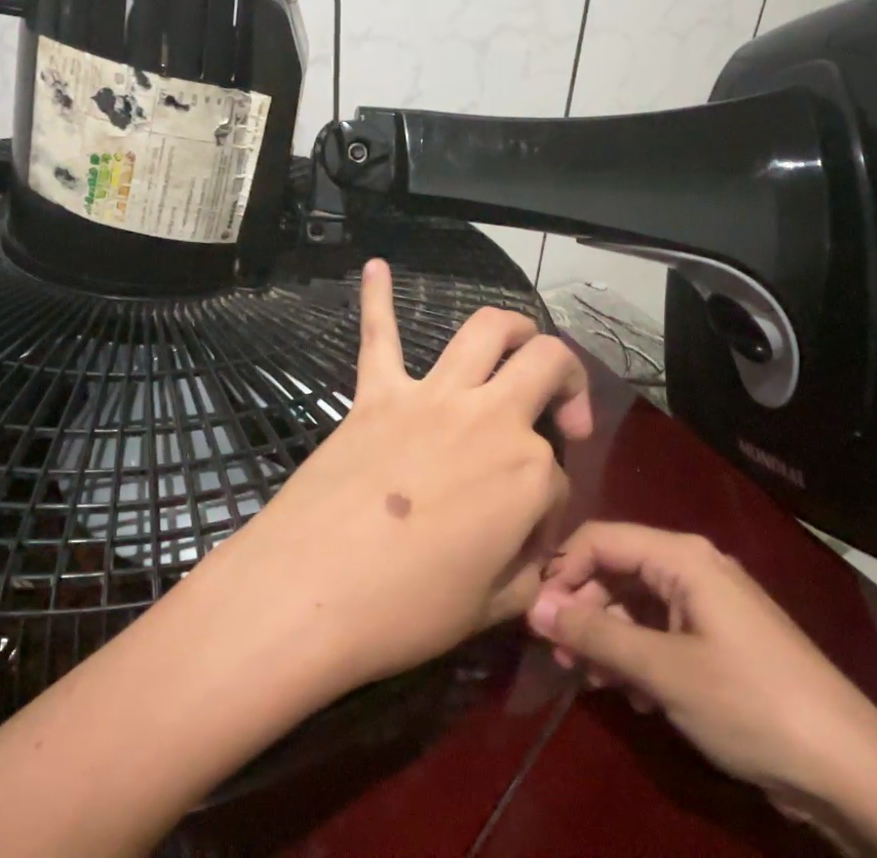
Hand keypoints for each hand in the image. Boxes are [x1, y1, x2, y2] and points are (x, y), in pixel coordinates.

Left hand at [187, 259, 592, 693]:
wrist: (307, 593)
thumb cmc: (405, 612)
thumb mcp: (491, 610)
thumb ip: (527, 573)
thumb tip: (532, 552)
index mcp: (529, 473)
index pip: (558, 478)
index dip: (547, 512)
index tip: (522, 545)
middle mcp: (491, 418)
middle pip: (549, 367)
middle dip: (569, 383)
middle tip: (563, 418)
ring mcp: (431, 398)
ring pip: (487, 331)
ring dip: (515, 329)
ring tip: (521, 345)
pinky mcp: (375, 395)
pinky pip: (378, 335)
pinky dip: (377, 298)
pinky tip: (375, 265)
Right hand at [528, 522, 876, 857]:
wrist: (845, 765)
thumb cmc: (748, 703)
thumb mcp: (662, 670)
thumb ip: (595, 636)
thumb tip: (535, 608)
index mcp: (683, 558)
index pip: (601, 538)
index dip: (562, 571)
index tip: (535, 619)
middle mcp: (695, 570)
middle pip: (617, 570)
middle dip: (584, 610)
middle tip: (559, 659)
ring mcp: (711, 608)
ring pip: (636, 606)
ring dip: (608, 641)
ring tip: (592, 683)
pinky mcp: (720, 643)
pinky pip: (662, 634)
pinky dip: (639, 658)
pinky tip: (636, 698)